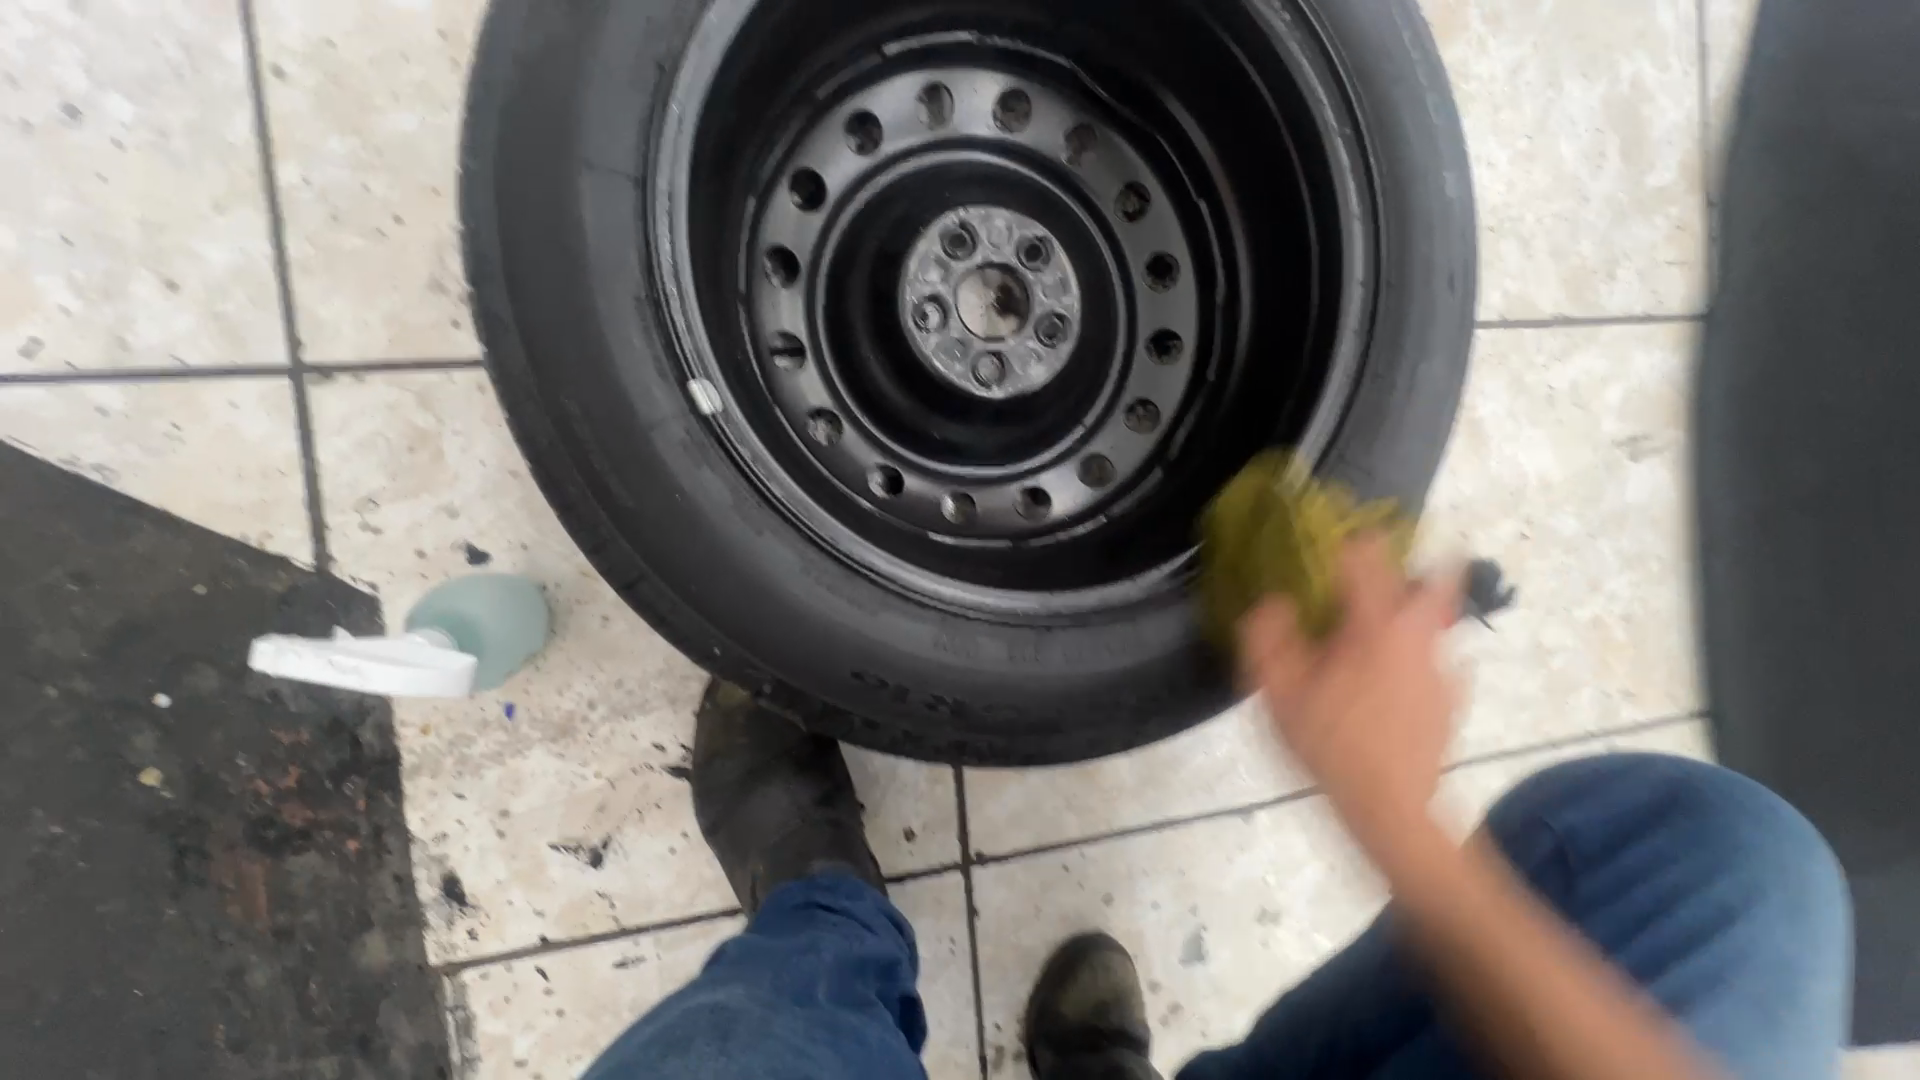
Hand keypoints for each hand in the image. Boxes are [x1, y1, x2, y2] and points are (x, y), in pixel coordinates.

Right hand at [1238, 533, 1462, 851]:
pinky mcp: (1453, 698)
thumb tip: (1272, 602)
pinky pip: (1438, 658)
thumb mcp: (1279, 694)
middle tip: (1391, 560)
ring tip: (1385, 622)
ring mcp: (1442, 668)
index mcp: (1372, 628)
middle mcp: (1416, 637)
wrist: (1393, 808)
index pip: (1368, 559)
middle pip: (1434, 579)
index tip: (1339, 534)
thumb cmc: (1330, 745)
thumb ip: (1268, 639)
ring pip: (1438, 619)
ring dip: (1416, 608)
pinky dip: (1419, 653)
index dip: (1353, 538)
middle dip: (1419, 560)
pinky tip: (1394, 678)